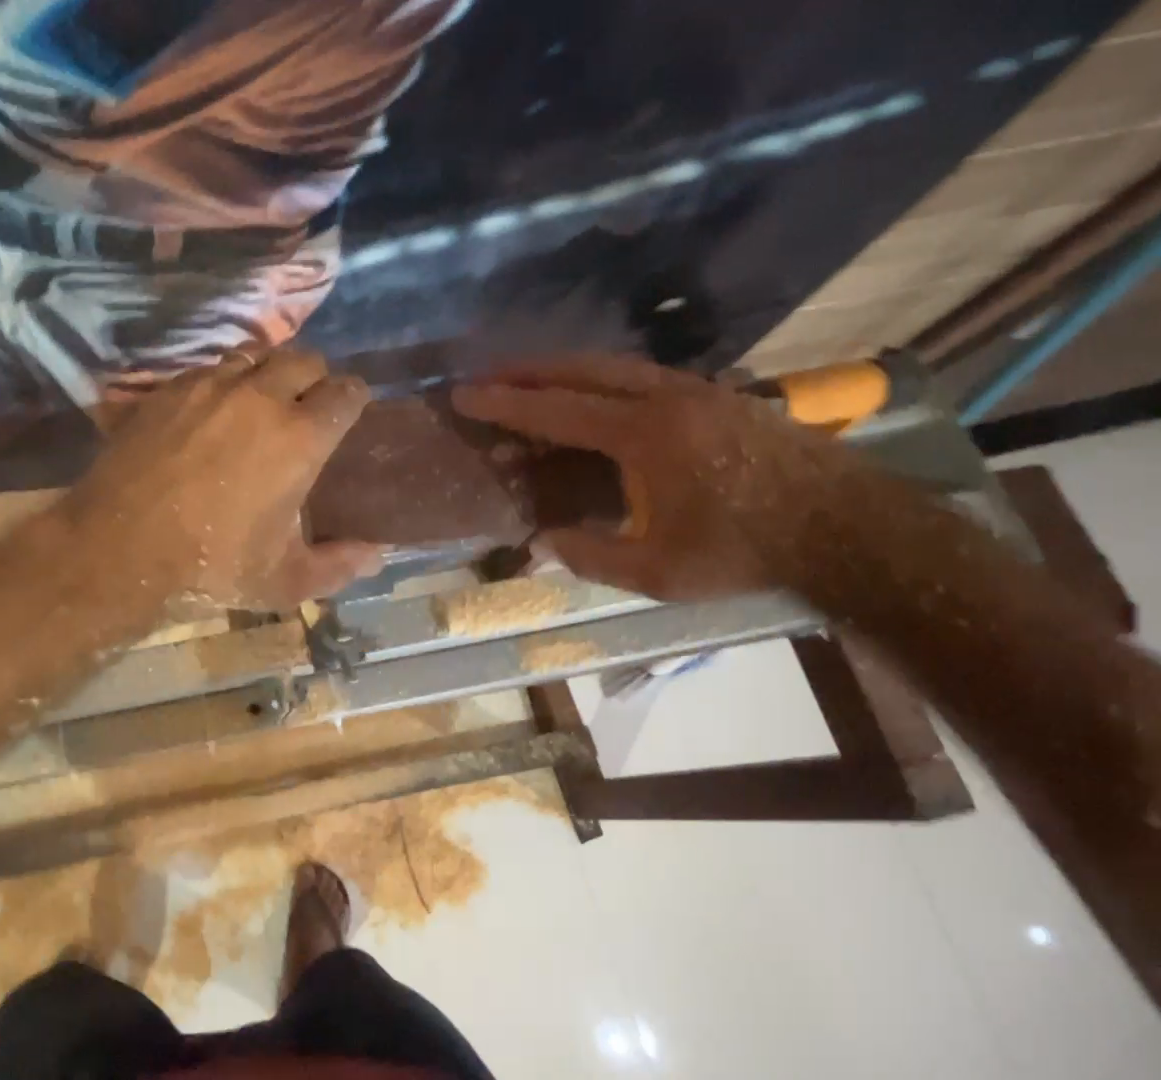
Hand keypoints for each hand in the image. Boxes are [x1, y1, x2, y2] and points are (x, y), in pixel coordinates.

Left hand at [64, 346, 382, 610]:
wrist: (119, 548)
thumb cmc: (210, 567)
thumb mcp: (283, 582)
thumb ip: (337, 566)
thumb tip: (377, 554)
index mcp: (300, 437)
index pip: (347, 391)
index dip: (353, 400)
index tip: (347, 415)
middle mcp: (260, 397)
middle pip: (304, 359)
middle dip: (314, 378)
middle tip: (306, 407)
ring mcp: (208, 387)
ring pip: (254, 355)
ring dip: (267, 372)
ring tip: (260, 402)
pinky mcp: (167, 390)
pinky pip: (207, 368)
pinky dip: (221, 382)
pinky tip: (212, 411)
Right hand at [451, 354, 864, 599]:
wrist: (848, 529)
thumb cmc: (746, 553)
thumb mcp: (658, 572)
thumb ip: (591, 555)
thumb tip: (542, 540)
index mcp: (644, 436)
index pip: (557, 411)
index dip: (505, 404)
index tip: (463, 395)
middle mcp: (668, 398)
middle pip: (583, 369)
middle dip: (528, 370)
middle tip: (487, 375)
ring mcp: (699, 391)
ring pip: (618, 367)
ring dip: (568, 370)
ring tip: (532, 381)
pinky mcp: (721, 397)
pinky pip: (646, 376)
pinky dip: (605, 379)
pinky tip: (596, 396)